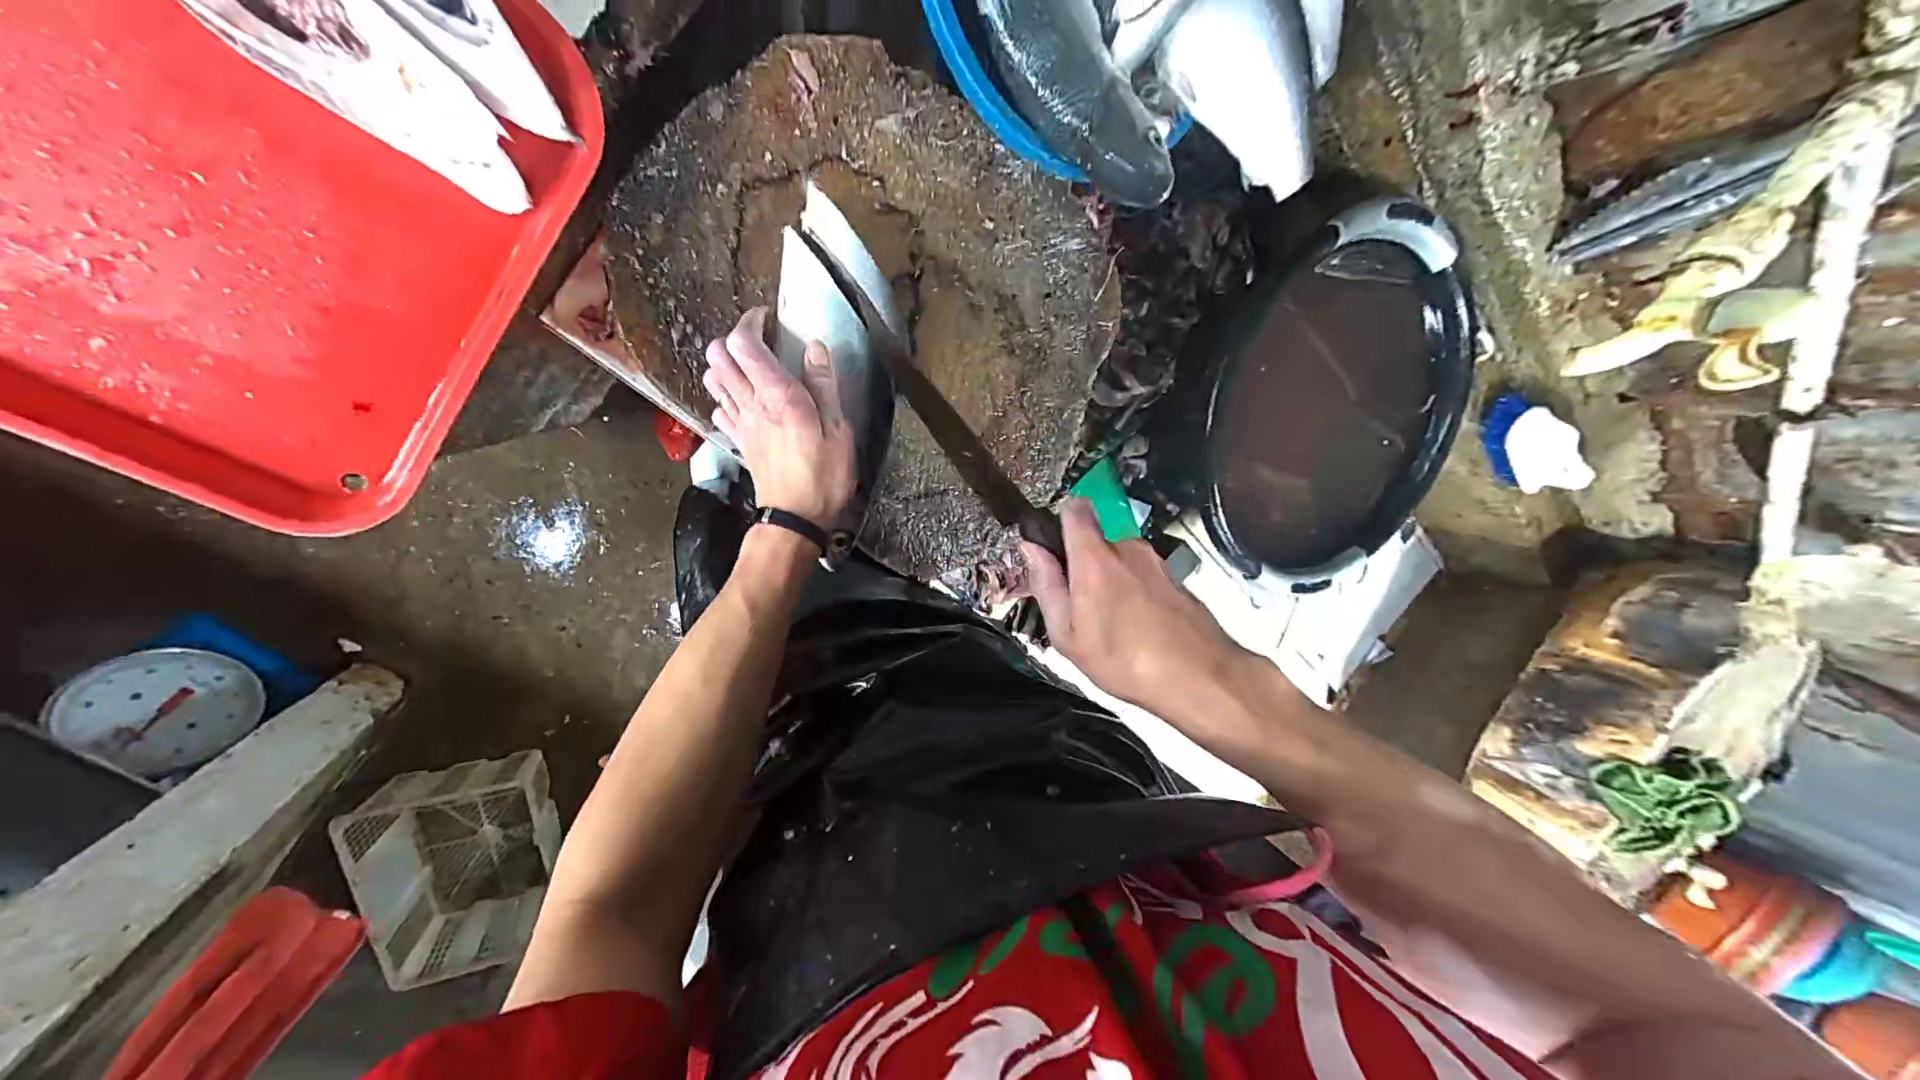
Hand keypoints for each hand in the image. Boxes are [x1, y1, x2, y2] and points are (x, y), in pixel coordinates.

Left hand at [702, 308, 856, 530]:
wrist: (794, 519)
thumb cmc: (823, 477)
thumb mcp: (837, 430)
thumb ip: (823, 385)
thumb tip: (814, 348)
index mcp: (777, 396)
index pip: (744, 344)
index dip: (750, 322)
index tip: (768, 318)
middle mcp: (751, 404)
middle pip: (719, 356)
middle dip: (734, 339)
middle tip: (761, 341)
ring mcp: (741, 423)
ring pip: (713, 379)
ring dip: (725, 365)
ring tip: (751, 367)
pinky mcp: (739, 441)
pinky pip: (720, 408)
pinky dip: (726, 396)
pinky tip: (745, 401)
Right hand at [1022, 499, 1251, 714]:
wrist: (1199, 678)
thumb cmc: (1128, 662)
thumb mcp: (1068, 634)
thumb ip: (1046, 585)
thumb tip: (1032, 551)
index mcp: (1094, 559)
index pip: (1074, 509)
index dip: (1059, 521)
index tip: (1053, 546)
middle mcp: (1127, 550)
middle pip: (1095, 543)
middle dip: (1084, 568)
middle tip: (1081, 609)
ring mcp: (1155, 562)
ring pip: (1119, 563)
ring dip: (1111, 585)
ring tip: (1112, 627)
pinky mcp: (1174, 578)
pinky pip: (1142, 577)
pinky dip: (1135, 596)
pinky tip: (1137, 631)